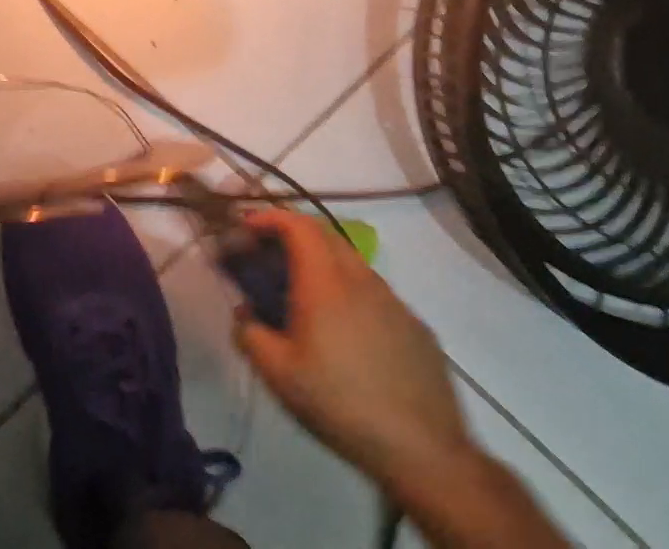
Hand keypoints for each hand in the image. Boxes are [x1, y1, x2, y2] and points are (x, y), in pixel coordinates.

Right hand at [232, 209, 473, 487]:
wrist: (423, 451)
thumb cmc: (338, 403)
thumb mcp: (275, 372)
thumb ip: (248, 331)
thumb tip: (245, 313)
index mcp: (326, 286)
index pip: (299, 226)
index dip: (269, 217)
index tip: (245, 227)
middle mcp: (364, 284)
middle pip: (328, 236)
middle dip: (292, 233)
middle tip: (265, 253)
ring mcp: (397, 306)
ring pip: (353, 265)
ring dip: (321, 263)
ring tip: (299, 295)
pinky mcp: (418, 330)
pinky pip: (375, 295)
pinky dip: (348, 292)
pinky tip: (341, 332)